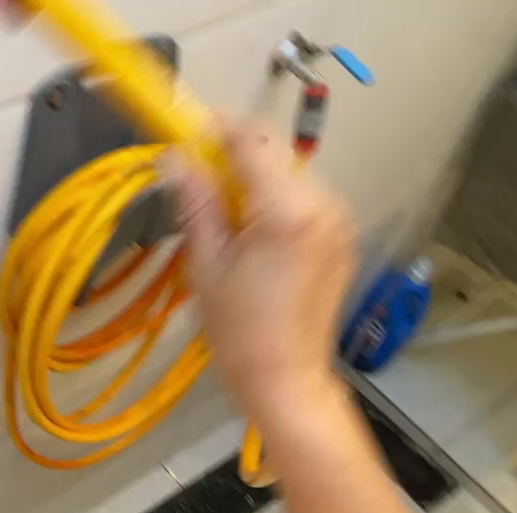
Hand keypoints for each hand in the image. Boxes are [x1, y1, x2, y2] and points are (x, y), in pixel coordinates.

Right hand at [168, 116, 357, 421]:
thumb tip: (174, 158)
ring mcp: (339, 221)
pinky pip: (304, 203)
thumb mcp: (207, 268)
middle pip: (273, 153)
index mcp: (288, 210)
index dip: (214, 126)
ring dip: (254, 183)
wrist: (287, 382)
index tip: (183, 129)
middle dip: (233, 158)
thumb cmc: (239, 336)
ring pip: (289, 176)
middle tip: (196, 183)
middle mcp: (324, 203)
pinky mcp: (341, 239)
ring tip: (224, 222)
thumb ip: (196, 204)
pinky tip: (253, 240)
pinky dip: (275, 206)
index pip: (250, 138)